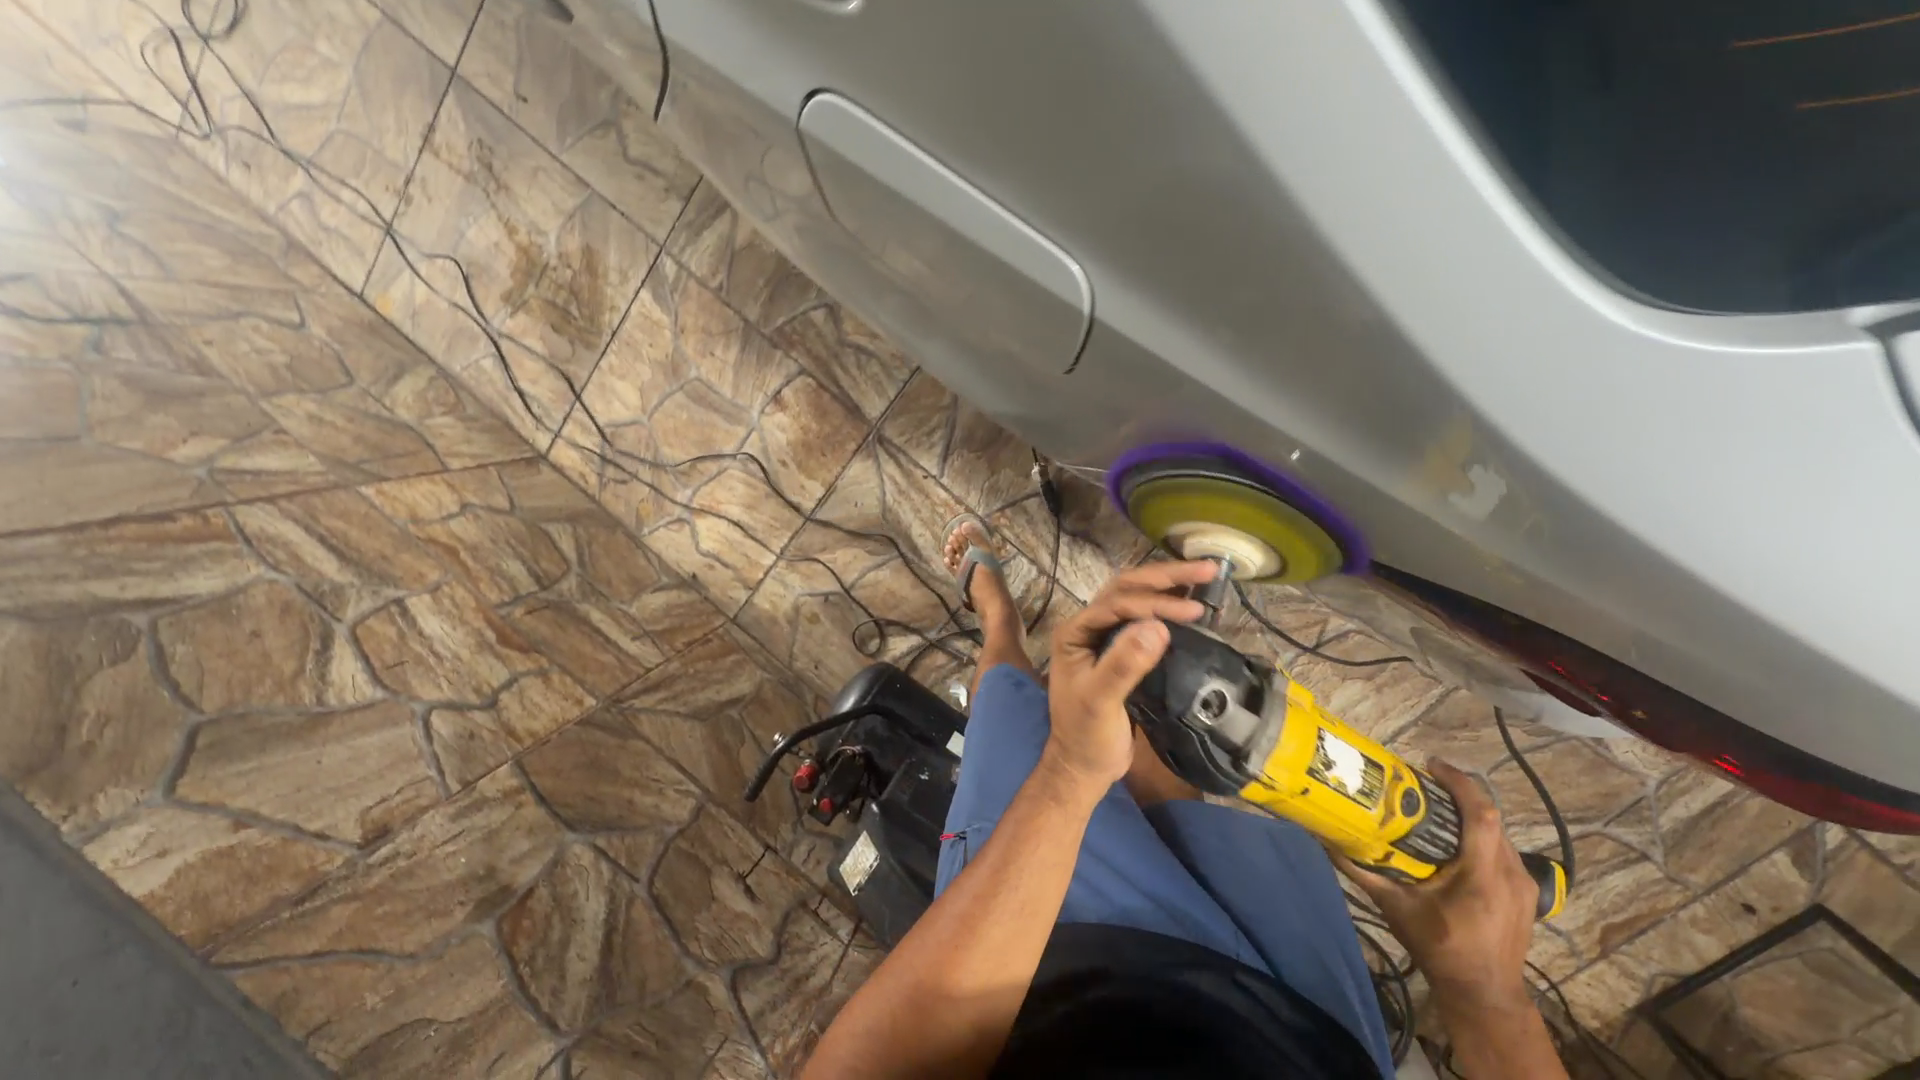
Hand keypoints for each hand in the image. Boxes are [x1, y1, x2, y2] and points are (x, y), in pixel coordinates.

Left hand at [1044, 561, 1215, 787]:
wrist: (1084, 765)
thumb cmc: (1086, 735)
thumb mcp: (1101, 701)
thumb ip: (1125, 665)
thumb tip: (1159, 627)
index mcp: (1074, 632)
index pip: (1117, 604)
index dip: (1154, 602)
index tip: (1192, 611)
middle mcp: (1087, 627)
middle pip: (1127, 588)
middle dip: (1166, 577)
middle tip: (1209, 569)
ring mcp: (1104, 637)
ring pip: (1136, 598)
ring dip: (1168, 586)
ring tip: (1207, 577)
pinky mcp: (1121, 651)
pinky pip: (1144, 617)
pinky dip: (1168, 607)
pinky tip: (1192, 604)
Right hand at [1336, 761, 1538, 1017]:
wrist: (1484, 993)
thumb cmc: (1439, 948)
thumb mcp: (1396, 909)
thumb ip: (1363, 873)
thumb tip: (1328, 841)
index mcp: (1483, 874)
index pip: (1480, 814)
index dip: (1459, 783)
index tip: (1430, 765)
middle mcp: (1510, 872)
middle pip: (1490, 818)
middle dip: (1460, 795)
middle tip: (1425, 785)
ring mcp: (1524, 883)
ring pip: (1499, 834)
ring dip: (1471, 817)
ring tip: (1437, 811)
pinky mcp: (1527, 893)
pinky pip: (1504, 852)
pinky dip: (1480, 838)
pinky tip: (1456, 847)